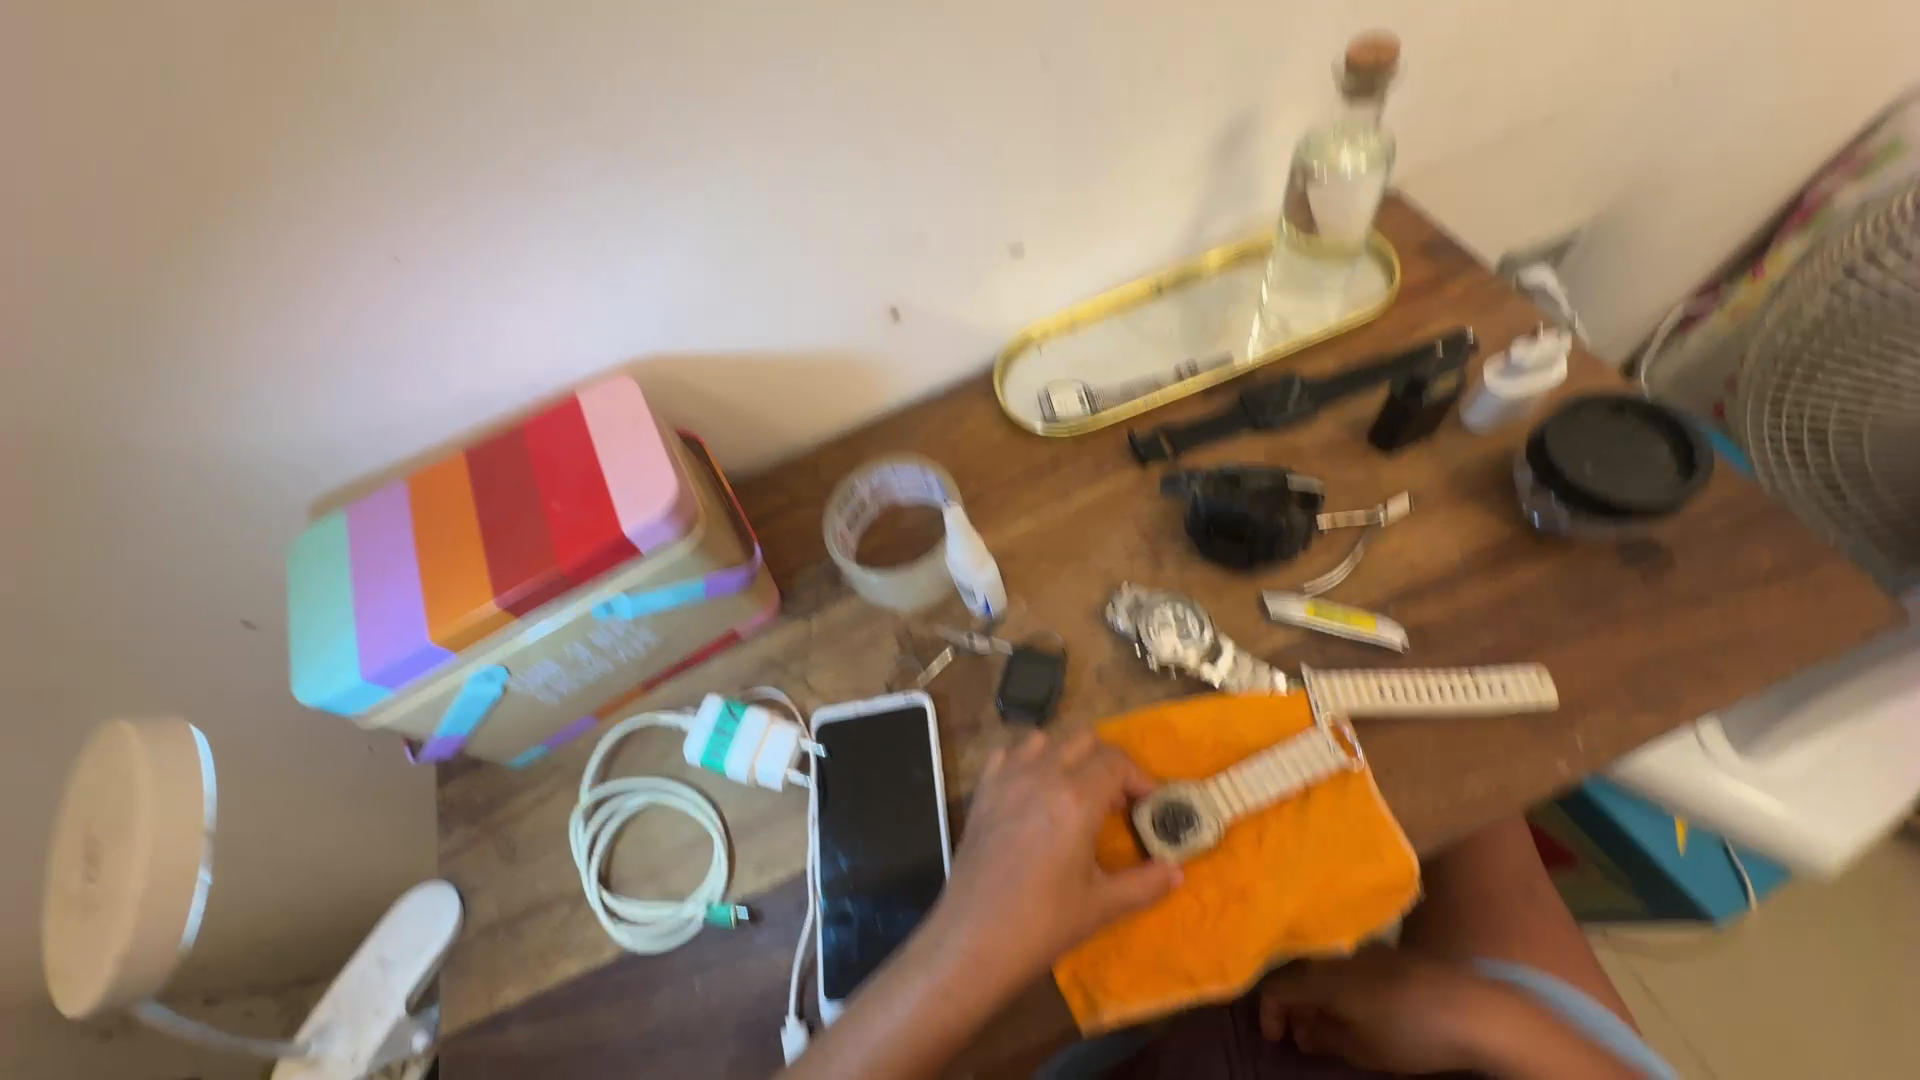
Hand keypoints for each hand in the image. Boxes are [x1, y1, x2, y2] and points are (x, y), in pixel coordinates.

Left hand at [923, 730, 1181, 987]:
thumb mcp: (1101, 905)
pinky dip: (1026, 761)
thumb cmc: (1042, 924)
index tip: (1148, 803)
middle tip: (1116, 800)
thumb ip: (1144, 883)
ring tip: (1075, 792)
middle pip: (1083, 739)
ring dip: (1066, 756)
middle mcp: (1041, 776)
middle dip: (1107, 762)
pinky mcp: (983, 792)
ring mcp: (1007, 780)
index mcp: (1076, 799)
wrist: (973, 938)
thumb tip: (1177, 871)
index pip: (1116, 761)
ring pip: (1044, 739)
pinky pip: (1007, 754)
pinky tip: (1033, 792)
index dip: (1138, 777)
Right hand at [1258, 946, 1519, 1074]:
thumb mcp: (1363, 1049)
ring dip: (1320, 997)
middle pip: (1300, 974)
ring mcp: (1364, 950)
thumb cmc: (1410, 1032)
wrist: (1473, 1010)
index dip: (1269, 1013)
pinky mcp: (1391, 954)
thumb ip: (1325, 1037)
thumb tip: (1303, 1030)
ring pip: (1325, 969)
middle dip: (1295, 1006)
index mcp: (1322, 976)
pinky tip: (1359, 1009)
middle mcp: (1336, 954)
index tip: (1275, 1040)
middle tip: (1301, 1037)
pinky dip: (1343, 988)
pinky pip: (1349, 966)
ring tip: (1330, 1026)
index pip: (1278, 987)